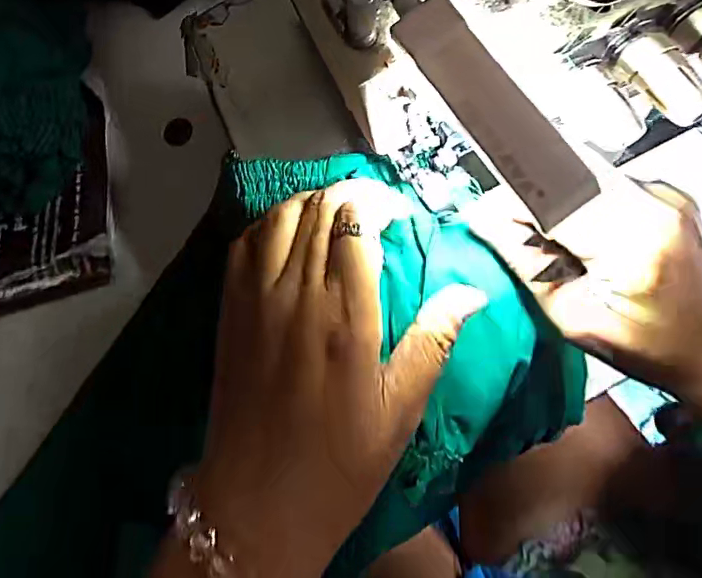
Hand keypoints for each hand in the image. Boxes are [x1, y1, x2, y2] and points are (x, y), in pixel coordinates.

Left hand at [190, 179, 487, 577]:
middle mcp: (297, 292)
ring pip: (284, 213)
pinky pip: (249, 238)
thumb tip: (472, 293)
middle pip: (322, 208)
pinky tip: (293, 231)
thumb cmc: (339, 461)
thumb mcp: (400, 408)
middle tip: (374, 210)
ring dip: (315, 202)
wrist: (255, 507)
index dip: (378, 203)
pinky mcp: (229, 305)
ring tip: (338, 215)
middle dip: (353, 195)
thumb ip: (434, 339)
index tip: (397, 213)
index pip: (356, 222)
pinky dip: (275, 220)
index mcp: (344, 314)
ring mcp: (256, 295)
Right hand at [470, 178, 701, 407]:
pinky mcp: (667, 190)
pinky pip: (605, 180)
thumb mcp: (575, 321)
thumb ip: (526, 265)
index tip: (488, 213)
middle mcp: (655, 206)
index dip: (512, 201)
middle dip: (533, 194)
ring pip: (582, 171)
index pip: (551, 198)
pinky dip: (585, 201)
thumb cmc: (655, 351)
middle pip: (566, 172)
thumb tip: (485, 221)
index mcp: (634, 245)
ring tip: (567, 243)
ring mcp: (665, 193)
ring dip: (559, 196)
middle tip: (523, 230)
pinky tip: (595, 238)